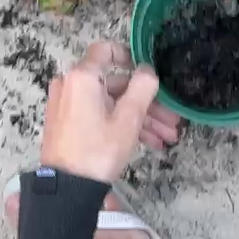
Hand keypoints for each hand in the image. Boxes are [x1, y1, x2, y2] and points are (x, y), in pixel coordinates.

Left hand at [39, 41, 180, 182]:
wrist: (67, 189)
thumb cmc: (98, 151)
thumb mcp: (128, 119)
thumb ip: (142, 88)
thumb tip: (147, 70)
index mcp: (82, 77)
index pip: (105, 50)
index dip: (129, 55)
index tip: (147, 71)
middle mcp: (70, 86)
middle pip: (115, 84)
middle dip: (147, 102)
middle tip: (171, 120)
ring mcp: (67, 105)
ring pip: (110, 103)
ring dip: (139, 118)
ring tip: (165, 137)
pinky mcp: (67, 123)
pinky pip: (98, 115)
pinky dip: (120, 125)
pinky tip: (148, 143)